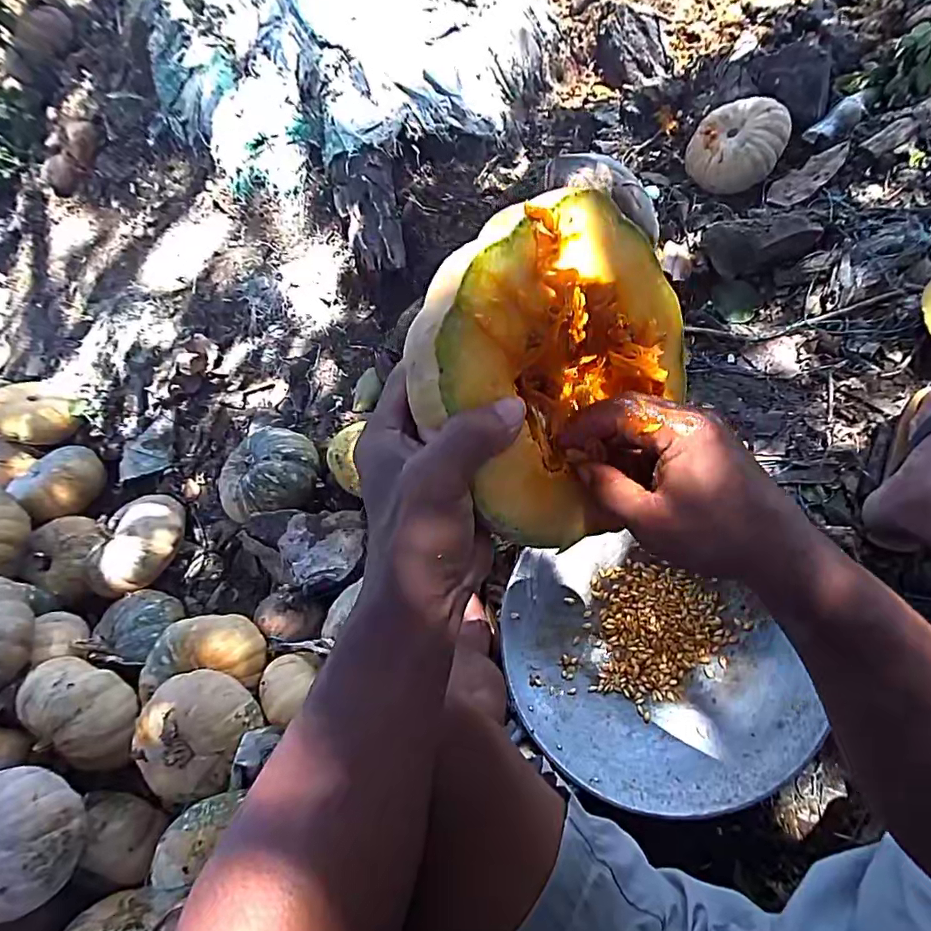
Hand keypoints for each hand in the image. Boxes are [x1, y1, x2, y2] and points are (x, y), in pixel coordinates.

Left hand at [354, 366, 523, 626]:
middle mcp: (412, 447)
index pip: (409, 377)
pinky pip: (492, 461)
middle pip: (447, 402)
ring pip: (474, 432)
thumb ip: (469, 437)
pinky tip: (543, 433)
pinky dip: (513, 449)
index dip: (439, 353)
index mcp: (387, 434)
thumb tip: (514, 406)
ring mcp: (442, 470)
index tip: (480, 332)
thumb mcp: (435, 478)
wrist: (429, 598)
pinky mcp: (469, 492)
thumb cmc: (417, 535)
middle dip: (480, 384)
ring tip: (539, 390)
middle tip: (522, 360)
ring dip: (500, 418)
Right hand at [557, 394, 815, 583]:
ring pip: (649, 430)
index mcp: (681, 428)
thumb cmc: (715, 536)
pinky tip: (629, 483)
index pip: (619, 411)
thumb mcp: (650, 520)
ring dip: (621, 450)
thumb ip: (608, 488)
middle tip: (574, 461)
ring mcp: (706, 433)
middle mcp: (695, 419)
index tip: (558, 444)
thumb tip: (580, 466)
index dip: (583, 426)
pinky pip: (666, 444)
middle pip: (634, 414)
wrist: (778, 550)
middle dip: (600, 436)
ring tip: (598, 477)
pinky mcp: (711, 450)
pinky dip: (642, 459)